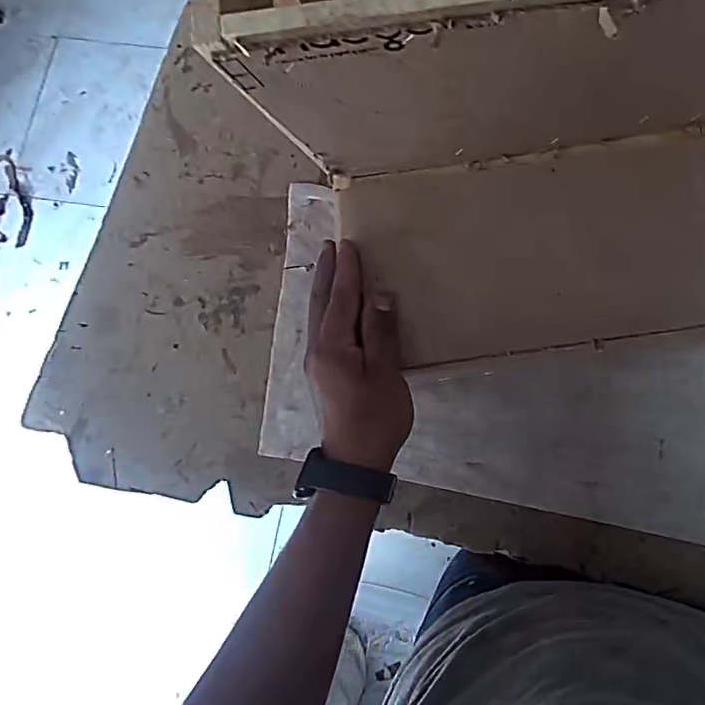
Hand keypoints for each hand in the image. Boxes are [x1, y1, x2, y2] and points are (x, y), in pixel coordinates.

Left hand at [306, 239, 412, 472]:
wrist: (356, 458)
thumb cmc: (376, 416)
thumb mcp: (385, 374)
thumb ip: (381, 334)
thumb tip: (380, 298)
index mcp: (333, 347)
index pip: (341, 301)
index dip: (347, 273)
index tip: (349, 245)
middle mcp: (318, 350)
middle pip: (321, 304)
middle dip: (328, 274)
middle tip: (332, 247)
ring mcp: (319, 362)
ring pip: (319, 316)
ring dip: (325, 289)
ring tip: (332, 268)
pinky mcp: (325, 372)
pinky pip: (324, 329)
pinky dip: (330, 309)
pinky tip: (336, 308)